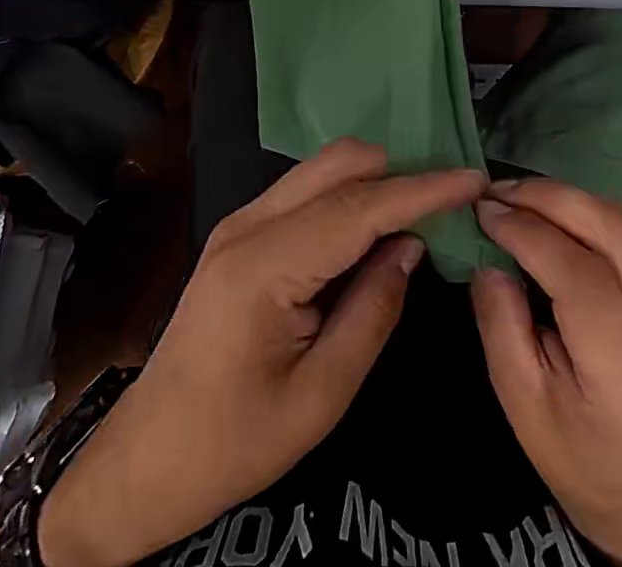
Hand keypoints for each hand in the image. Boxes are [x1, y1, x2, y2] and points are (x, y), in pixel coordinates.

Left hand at [39, 140, 485, 566]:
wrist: (146, 457)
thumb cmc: (234, 441)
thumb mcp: (321, 393)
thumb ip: (373, 310)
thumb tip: (412, 246)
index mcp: (264, 267)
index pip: (359, 207)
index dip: (423, 190)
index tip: (475, 179)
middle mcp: (248, 227)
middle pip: (338, 164)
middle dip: (401, 171)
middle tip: (453, 197)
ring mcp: (238, 225)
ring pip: (321, 170)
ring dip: (377, 179)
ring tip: (425, 208)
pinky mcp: (239, 235)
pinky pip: (306, 192)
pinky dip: (350, 195)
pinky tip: (376, 224)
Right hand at [470, 181, 621, 566]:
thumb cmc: (571, 451)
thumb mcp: (518, 402)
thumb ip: (501, 325)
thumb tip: (492, 254)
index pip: (586, 284)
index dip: (533, 236)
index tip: (487, 212)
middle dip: (557, 200)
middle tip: (502, 190)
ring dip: (575, 200)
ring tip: (522, 197)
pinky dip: (593, 215)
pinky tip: (555, 215)